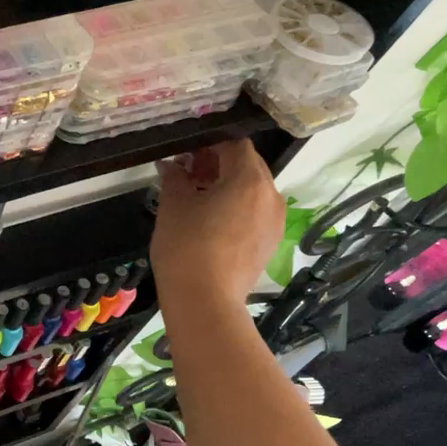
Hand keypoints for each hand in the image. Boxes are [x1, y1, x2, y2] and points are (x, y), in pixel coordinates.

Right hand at [150, 140, 284, 306]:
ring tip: (198, 200)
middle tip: (188, 176)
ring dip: (228, 187)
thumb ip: (174, 177)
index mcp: (249, 179)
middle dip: (219, 165)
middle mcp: (271, 194)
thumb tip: (171, 165)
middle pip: (248, 166)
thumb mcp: (173, 206)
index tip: (186, 155)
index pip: (234, 145)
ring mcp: (275, 220)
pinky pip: (256, 212)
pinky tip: (211, 223)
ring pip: (253, 190)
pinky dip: (237, 208)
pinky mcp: (271, 241)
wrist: (205, 300)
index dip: (209, 145)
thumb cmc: (185, 247)